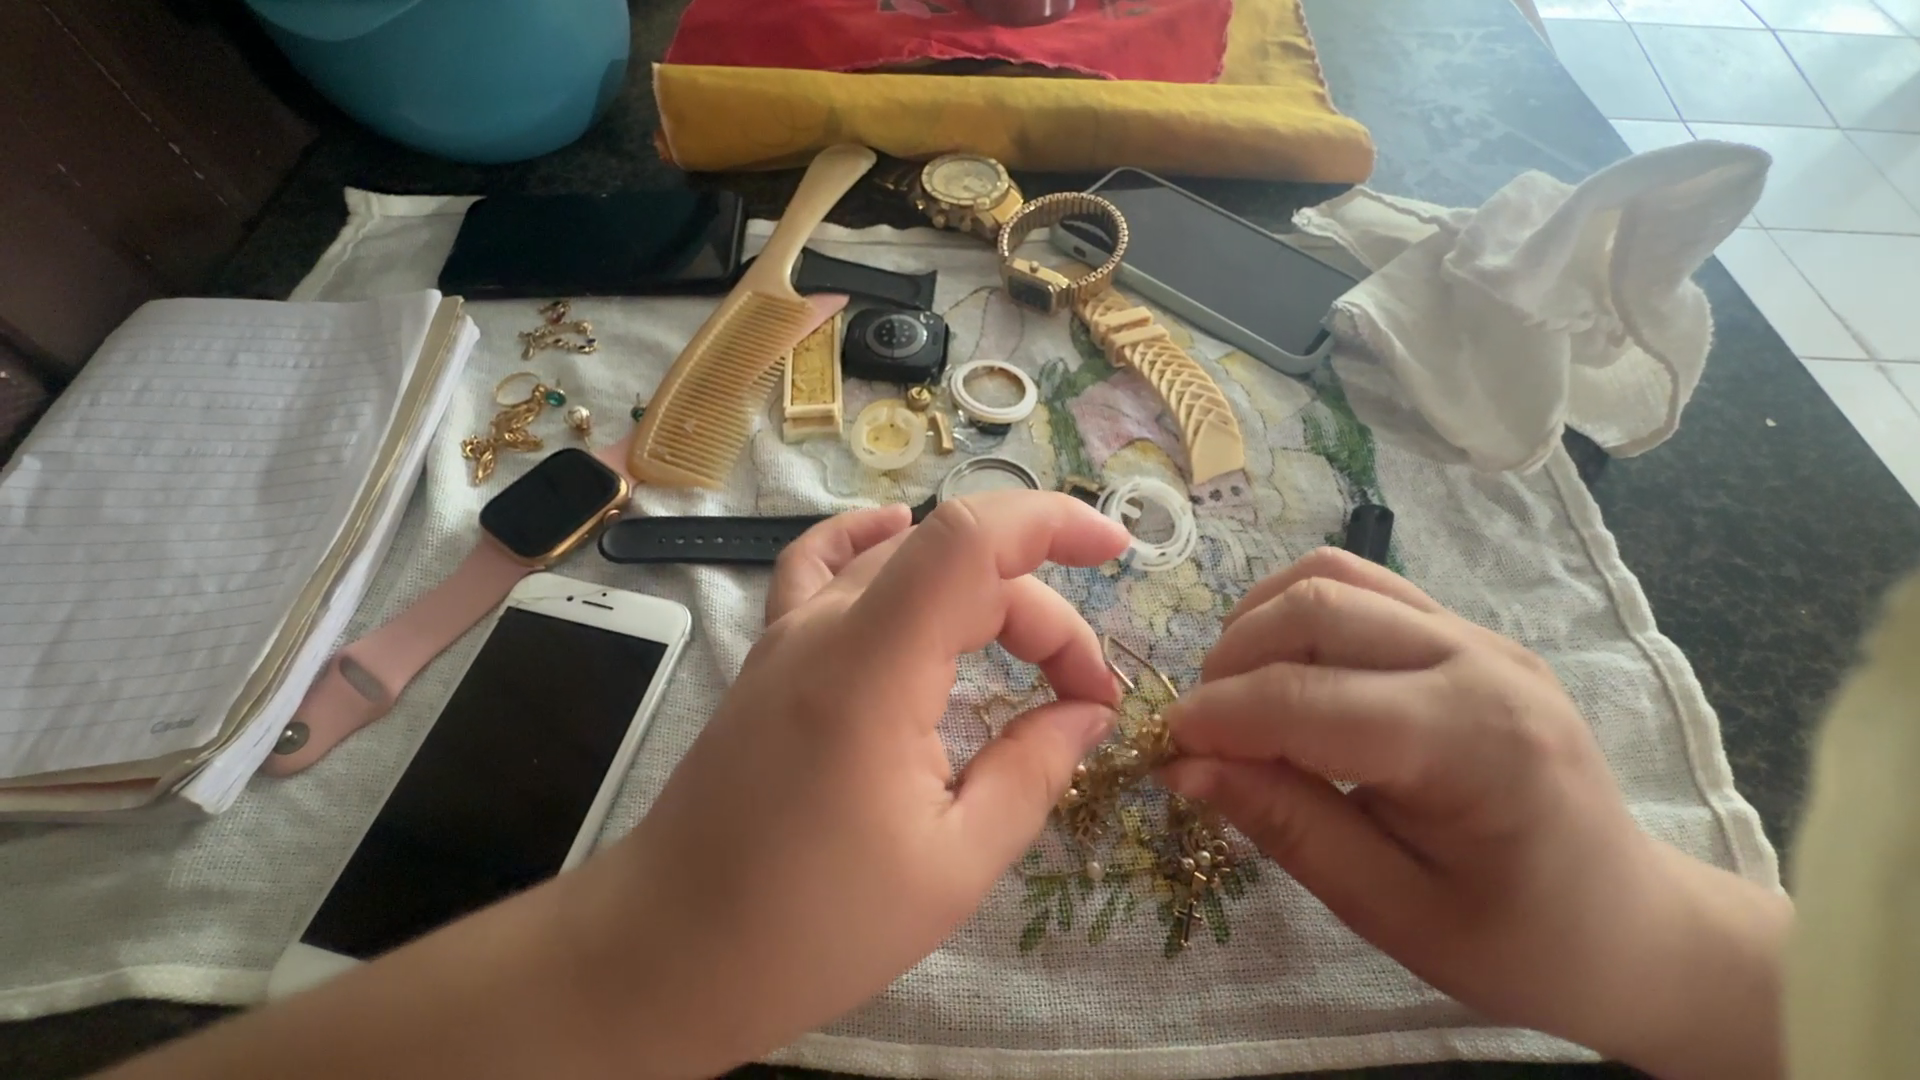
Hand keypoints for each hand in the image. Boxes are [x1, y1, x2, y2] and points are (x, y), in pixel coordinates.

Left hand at [591, 492, 1130, 1077]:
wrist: (670, 948)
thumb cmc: (811, 925)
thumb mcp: (954, 863)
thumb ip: (1034, 769)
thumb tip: (1087, 710)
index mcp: (873, 670)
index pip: (971, 540)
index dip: (1053, 522)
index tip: (1117, 553)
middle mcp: (826, 626)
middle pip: (957, 563)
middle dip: (1041, 616)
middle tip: (1081, 700)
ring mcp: (789, 631)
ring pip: (904, 561)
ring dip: (984, 590)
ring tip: (1028, 646)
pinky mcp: (772, 652)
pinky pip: (820, 564)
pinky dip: (872, 541)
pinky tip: (899, 540)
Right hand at [1160, 548, 1788, 1079]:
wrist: (1633, 922)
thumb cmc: (1517, 938)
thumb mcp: (1391, 909)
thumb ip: (1285, 825)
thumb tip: (1184, 769)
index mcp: (1474, 743)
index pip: (1307, 700)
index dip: (1218, 718)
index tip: (1167, 747)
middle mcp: (1478, 660)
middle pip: (1315, 608)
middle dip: (1232, 661)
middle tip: (1205, 726)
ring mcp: (1476, 633)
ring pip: (1330, 577)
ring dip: (1259, 623)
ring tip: (1238, 689)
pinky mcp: (1464, 629)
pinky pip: (1359, 583)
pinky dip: (1295, 609)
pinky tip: (1283, 666)